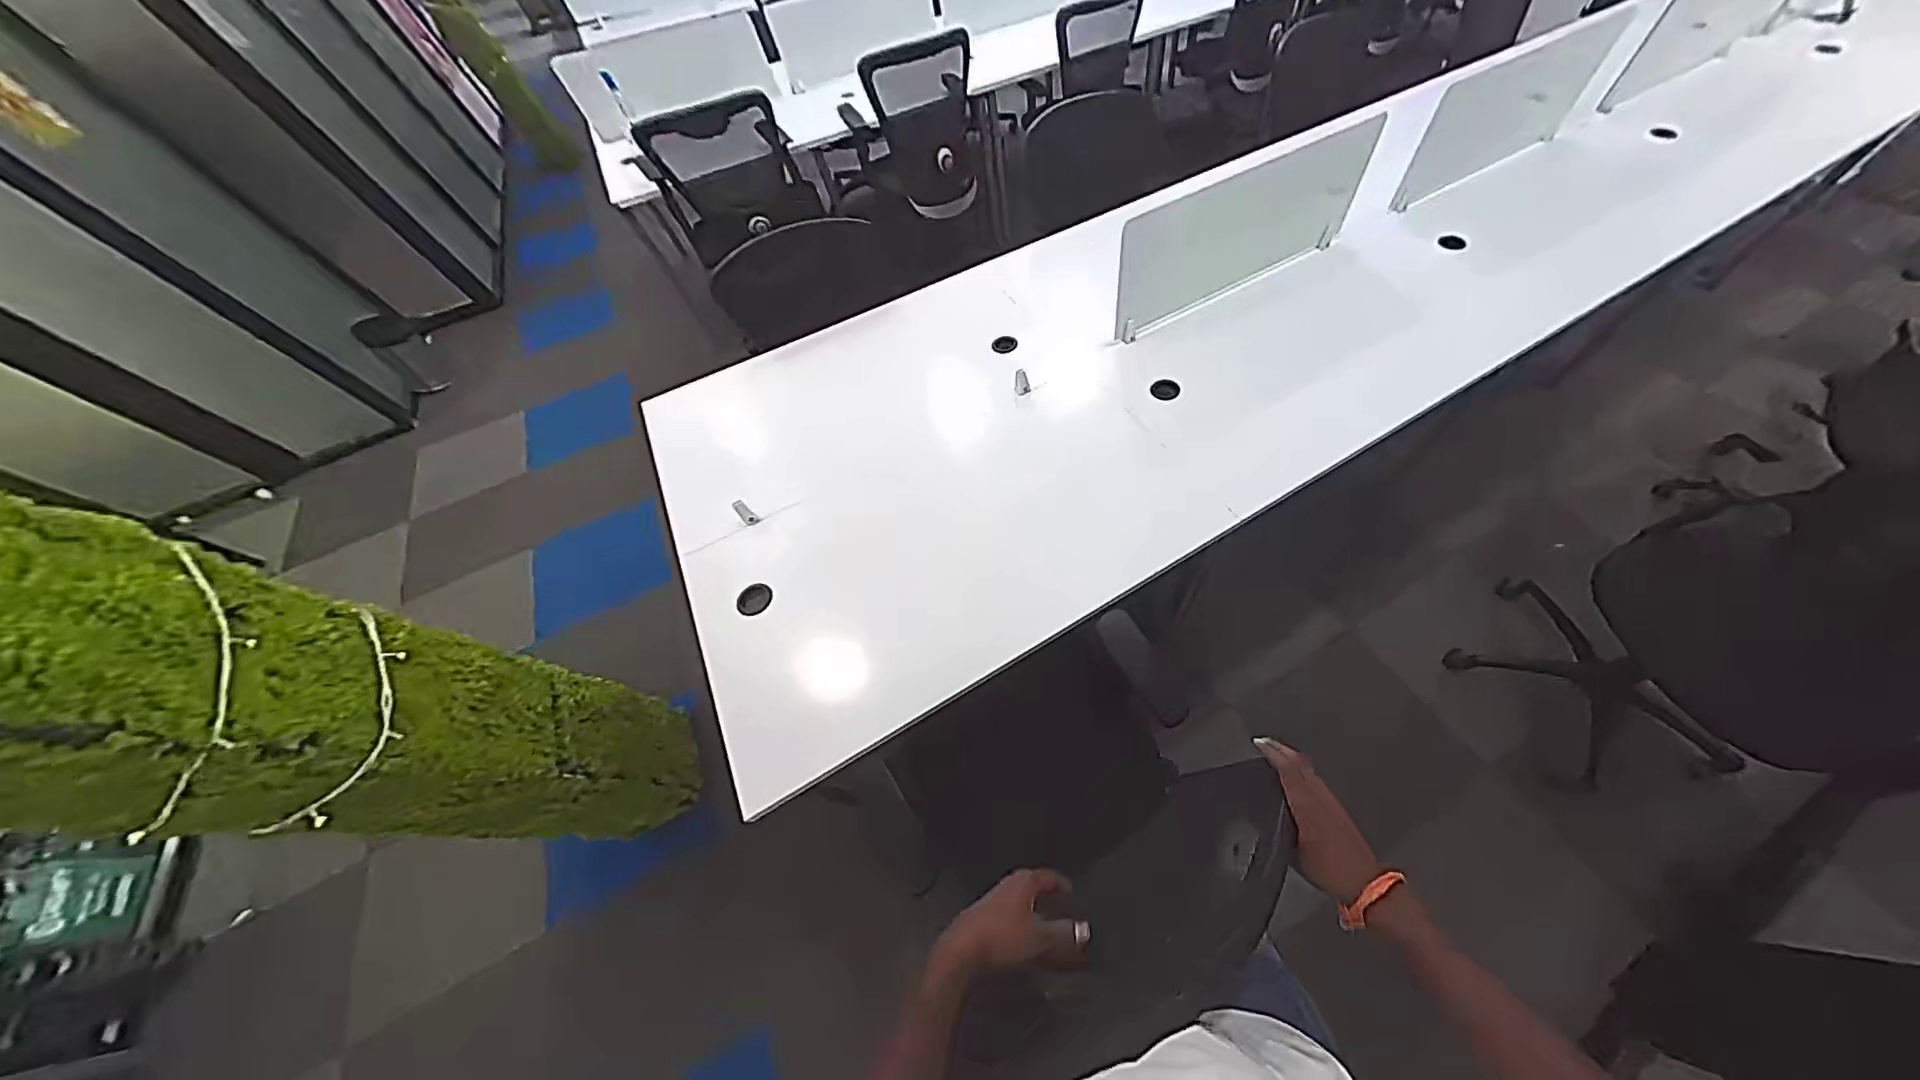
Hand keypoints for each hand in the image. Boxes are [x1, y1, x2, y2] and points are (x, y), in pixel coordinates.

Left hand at [935, 869, 1087, 975]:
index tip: (1072, 894)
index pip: (1048, 877)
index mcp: (1023, 882)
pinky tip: (1028, 946)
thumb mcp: (1040, 937)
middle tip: (1064, 913)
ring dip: (1037, 918)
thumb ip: (1065, 934)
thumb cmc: (1003, 937)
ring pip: (1023, 907)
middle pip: (1035, 891)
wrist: (961, 951)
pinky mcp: (984, 921)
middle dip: (1050, 902)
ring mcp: (994, 903)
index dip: (1062, 885)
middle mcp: (1008, 887)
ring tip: (1050, 932)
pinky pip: (1012, 921)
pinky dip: (1024, 929)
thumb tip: (1085, 930)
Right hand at [1256, 737, 1383, 905]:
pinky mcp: (1337, 808)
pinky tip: (1295, 778)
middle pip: (1300, 764)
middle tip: (1263, 743)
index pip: (1289, 770)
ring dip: (1291, 758)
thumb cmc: (1330, 870)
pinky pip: (1315, 779)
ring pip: (1308, 770)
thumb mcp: (1294, 852)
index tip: (1258, 743)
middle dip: (1280, 750)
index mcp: (1308, 805)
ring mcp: (1332, 801)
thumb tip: (1264, 812)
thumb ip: (1280, 826)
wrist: (1366, 883)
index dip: (1273, 754)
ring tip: (1275, 755)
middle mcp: (1321, 798)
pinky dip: (1300, 770)